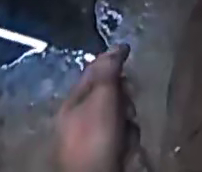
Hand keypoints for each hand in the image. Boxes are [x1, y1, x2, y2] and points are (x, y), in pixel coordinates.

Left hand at [55, 44, 129, 171]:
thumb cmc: (96, 137)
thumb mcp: (102, 96)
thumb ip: (109, 70)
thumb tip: (118, 46)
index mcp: (72, 102)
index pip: (93, 70)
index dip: (111, 58)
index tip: (129, 52)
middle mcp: (79, 119)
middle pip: (109, 93)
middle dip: (123, 95)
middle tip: (127, 101)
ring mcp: (91, 139)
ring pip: (119, 115)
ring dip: (128, 119)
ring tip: (128, 130)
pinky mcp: (105, 156)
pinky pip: (122, 136)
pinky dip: (128, 138)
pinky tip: (127, 146)